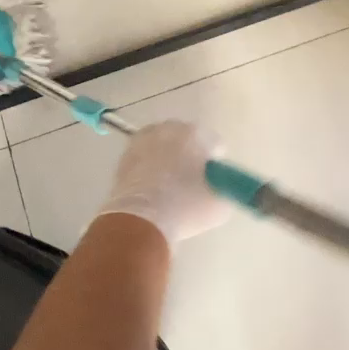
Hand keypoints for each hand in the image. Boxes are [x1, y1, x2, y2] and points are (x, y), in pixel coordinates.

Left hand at [97, 121, 231, 243]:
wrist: (141, 220)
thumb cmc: (186, 207)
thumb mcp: (220, 204)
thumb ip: (223, 187)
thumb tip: (217, 186)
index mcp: (196, 134)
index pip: (215, 143)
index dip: (216, 163)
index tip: (214, 181)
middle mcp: (170, 129)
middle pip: (187, 139)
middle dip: (191, 156)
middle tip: (192, 182)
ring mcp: (144, 139)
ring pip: (163, 146)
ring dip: (168, 159)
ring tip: (169, 186)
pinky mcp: (125, 155)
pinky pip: (144, 157)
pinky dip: (149, 167)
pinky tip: (151, 188)